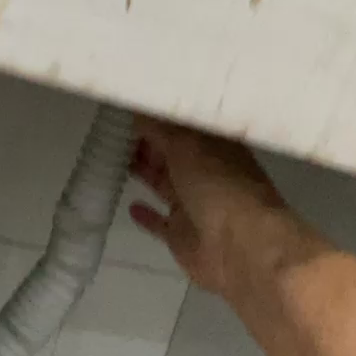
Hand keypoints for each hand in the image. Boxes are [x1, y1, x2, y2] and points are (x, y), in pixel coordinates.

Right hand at [128, 116, 293, 294]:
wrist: (242, 248)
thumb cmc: (218, 185)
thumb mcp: (186, 145)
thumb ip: (158, 128)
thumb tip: (137, 109)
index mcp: (214, 148)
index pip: (183, 127)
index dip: (159, 118)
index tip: (129, 108)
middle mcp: (206, 174)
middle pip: (172, 155)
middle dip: (147, 144)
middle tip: (113, 131)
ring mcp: (195, 206)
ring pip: (164, 185)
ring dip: (144, 172)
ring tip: (113, 159)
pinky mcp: (183, 236)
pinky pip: (160, 223)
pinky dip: (147, 215)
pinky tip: (130, 206)